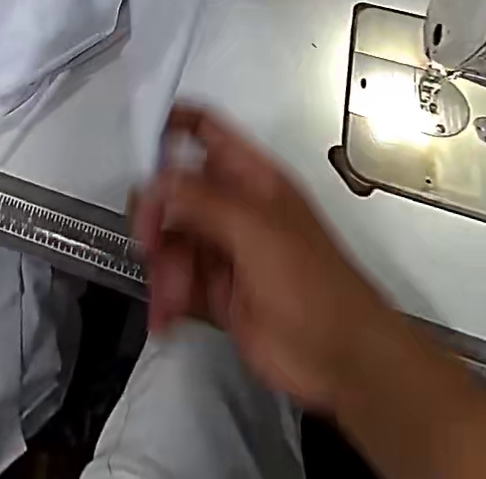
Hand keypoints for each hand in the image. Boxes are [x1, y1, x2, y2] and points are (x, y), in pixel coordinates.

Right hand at [133, 105, 398, 411]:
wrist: (342, 360)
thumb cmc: (324, 289)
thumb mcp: (257, 231)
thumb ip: (204, 200)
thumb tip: (162, 179)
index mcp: (253, 178)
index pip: (206, 132)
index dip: (173, 125)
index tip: (142, 137)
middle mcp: (237, 208)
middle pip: (177, 191)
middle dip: (157, 214)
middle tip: (150, 237)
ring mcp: (227, 248)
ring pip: (172, 239)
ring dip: (162, 266)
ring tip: (170, 292)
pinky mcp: (218, 288)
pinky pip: (176, 280)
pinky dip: (165, 296)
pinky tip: (168, 312)